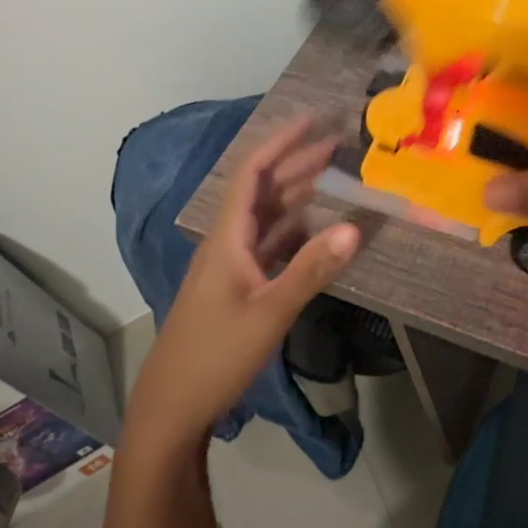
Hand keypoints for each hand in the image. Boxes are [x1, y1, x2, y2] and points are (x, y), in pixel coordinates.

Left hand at [144, 114, 359, 436]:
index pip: (254, 173)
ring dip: (298, 194)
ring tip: (335, 177)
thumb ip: (311, 269)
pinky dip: (295, 230)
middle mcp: (227, 242)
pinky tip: (318, 230)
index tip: (312, 119)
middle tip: (338, 145)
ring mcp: (231, 266)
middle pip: (264, 190)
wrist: (171, 408)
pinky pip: (270, 244)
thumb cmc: (214, 355)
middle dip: (298, 163)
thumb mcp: (269, 312)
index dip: (281, 142)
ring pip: (268, 217)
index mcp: (227, 237)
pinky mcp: (237, 288)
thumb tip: (355, 226)